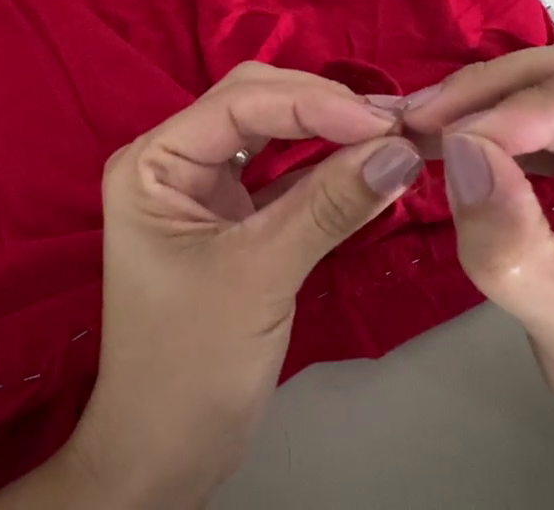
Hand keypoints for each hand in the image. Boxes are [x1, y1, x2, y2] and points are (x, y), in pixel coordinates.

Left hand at [28, 63, 425, 506]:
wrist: (165, 450)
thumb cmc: (191, 363)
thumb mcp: (260, 275)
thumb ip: (329, 207)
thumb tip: (401, 151)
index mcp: (152, 162)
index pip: (238, 103)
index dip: (314, 103)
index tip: (384, 121)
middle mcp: (172, 161)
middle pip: (253, 104)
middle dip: (322, 106)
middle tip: (393, 122)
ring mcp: (202, 188)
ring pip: (270, 133)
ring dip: (328, 130)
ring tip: (390, 134)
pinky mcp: (231, 218)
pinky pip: (283, 175)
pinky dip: (324, 168)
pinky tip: (367, 165)